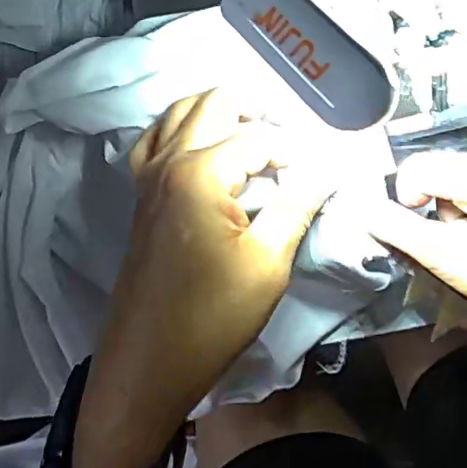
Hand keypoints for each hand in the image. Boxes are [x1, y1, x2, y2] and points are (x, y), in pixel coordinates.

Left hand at [73, 90, 328, 467]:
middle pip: (216, 104)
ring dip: (220, 110)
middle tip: (292, 137)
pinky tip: (202, 143)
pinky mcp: (142, 194)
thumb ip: (297, 205)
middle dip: (257, 109)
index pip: (259, 138)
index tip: (320, 168)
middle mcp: (169, 161)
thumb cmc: (212, 318)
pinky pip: (155, 139)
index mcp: (200, 172)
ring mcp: (149, 175)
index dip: (295, 149)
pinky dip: (181, 128)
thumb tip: (324, 170)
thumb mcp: (268, 264)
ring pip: (181, 111)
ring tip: (256, 129)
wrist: (148, 364)